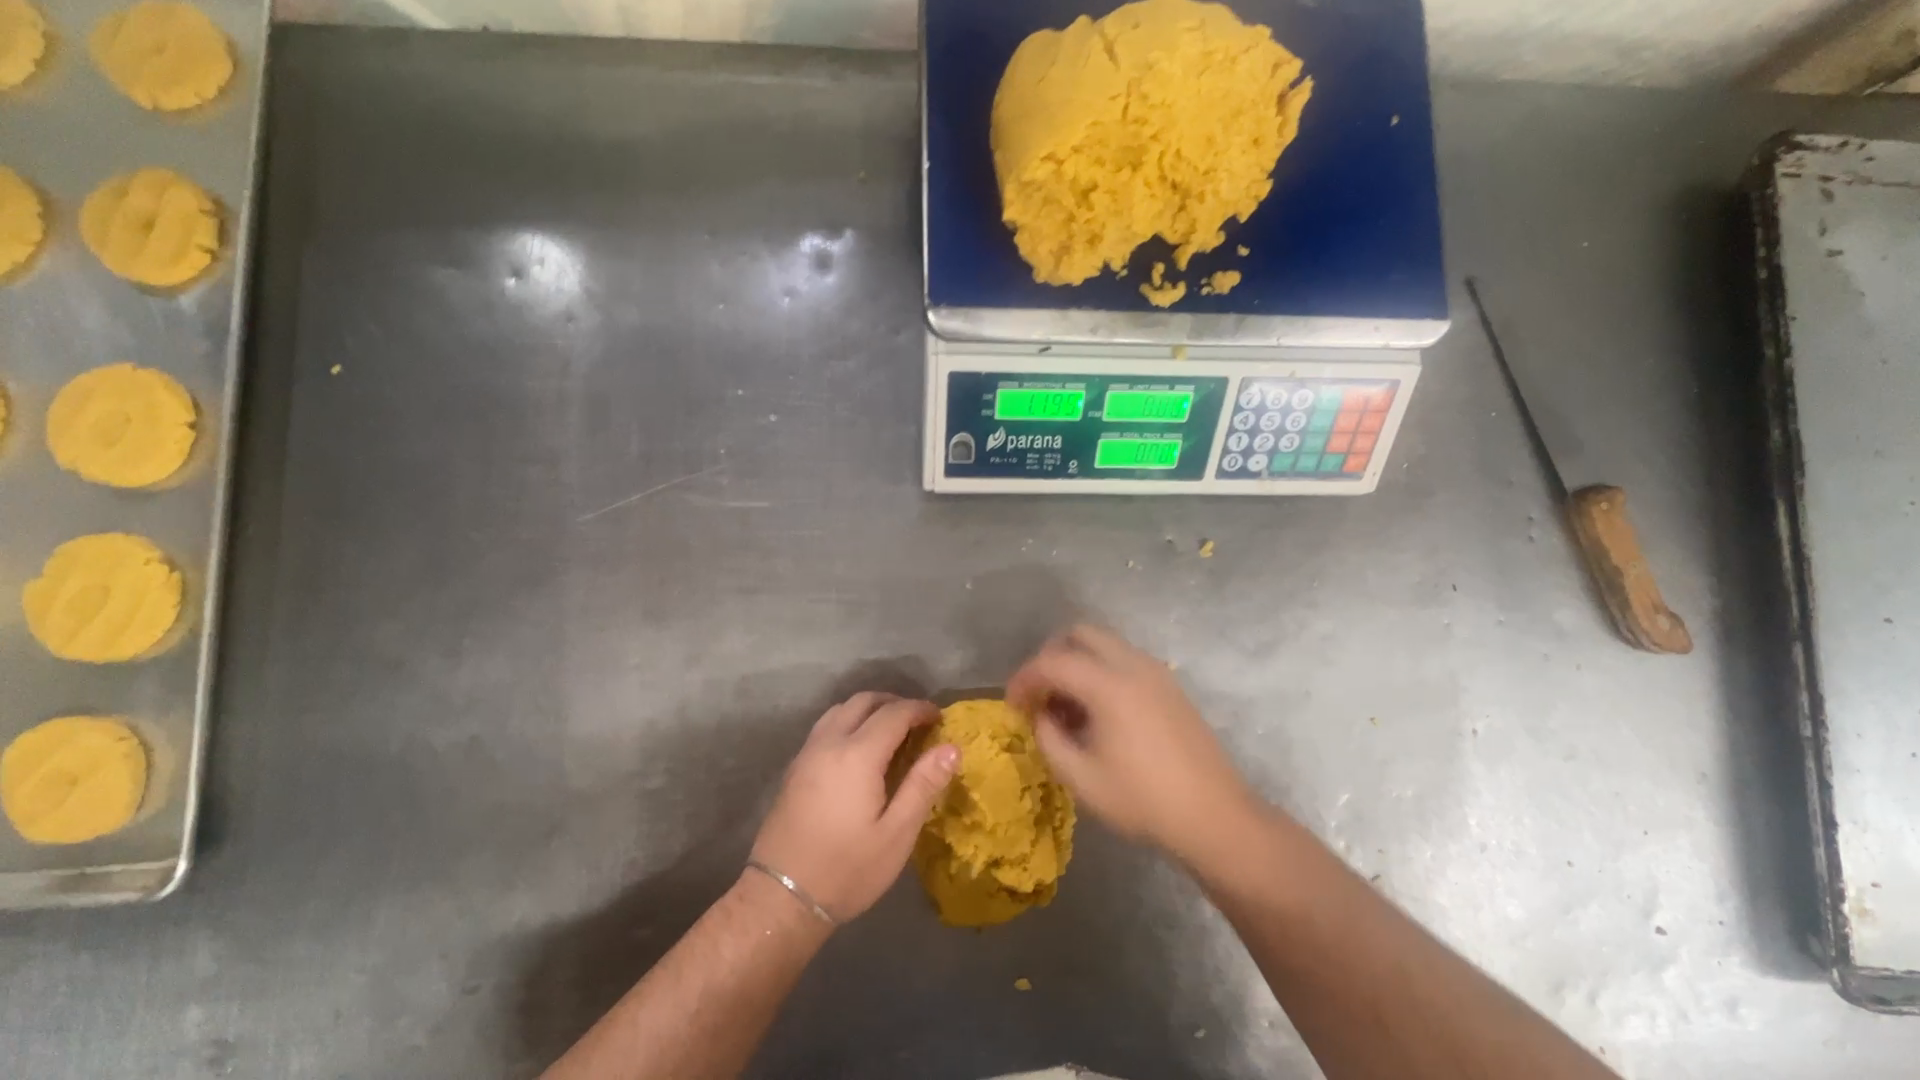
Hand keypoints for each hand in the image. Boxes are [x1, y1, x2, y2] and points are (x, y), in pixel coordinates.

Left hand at [750, 692, 959, 922]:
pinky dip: (848, 724)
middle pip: (862, 702)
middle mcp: (828, 743)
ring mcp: (806, 755)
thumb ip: (923, 784)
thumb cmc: (848, 869)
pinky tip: (860, 752)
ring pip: (839, 711)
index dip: (920, 710)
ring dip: (868, 711)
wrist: (782, 897)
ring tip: (891, 732)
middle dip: (894, 703)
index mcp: (857, 754)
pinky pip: (825, 728)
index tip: (941, 718)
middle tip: (919, 721)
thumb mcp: (897, 833)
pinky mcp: (794, 770)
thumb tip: (952, 747)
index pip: (894, 713)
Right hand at [1007, 625, 1260, 864]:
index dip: (1024, 679)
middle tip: (1039, 694)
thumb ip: (1050, 739)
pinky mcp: (1171, 688)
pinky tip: (1098, 716)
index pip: (1052, 661)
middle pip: (1081, 634)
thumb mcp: (1081, 778)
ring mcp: (1157, 673)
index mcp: (1109, 684)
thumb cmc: (1143, 800)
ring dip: (1078, 665)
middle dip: (1051, 657)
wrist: (1214, 816)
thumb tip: (1042, 717)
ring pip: (1105, 646)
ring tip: (1067, 710)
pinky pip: (1125, 662)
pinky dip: (1102, 673)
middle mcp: (1134, 666)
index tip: (1011, 705)